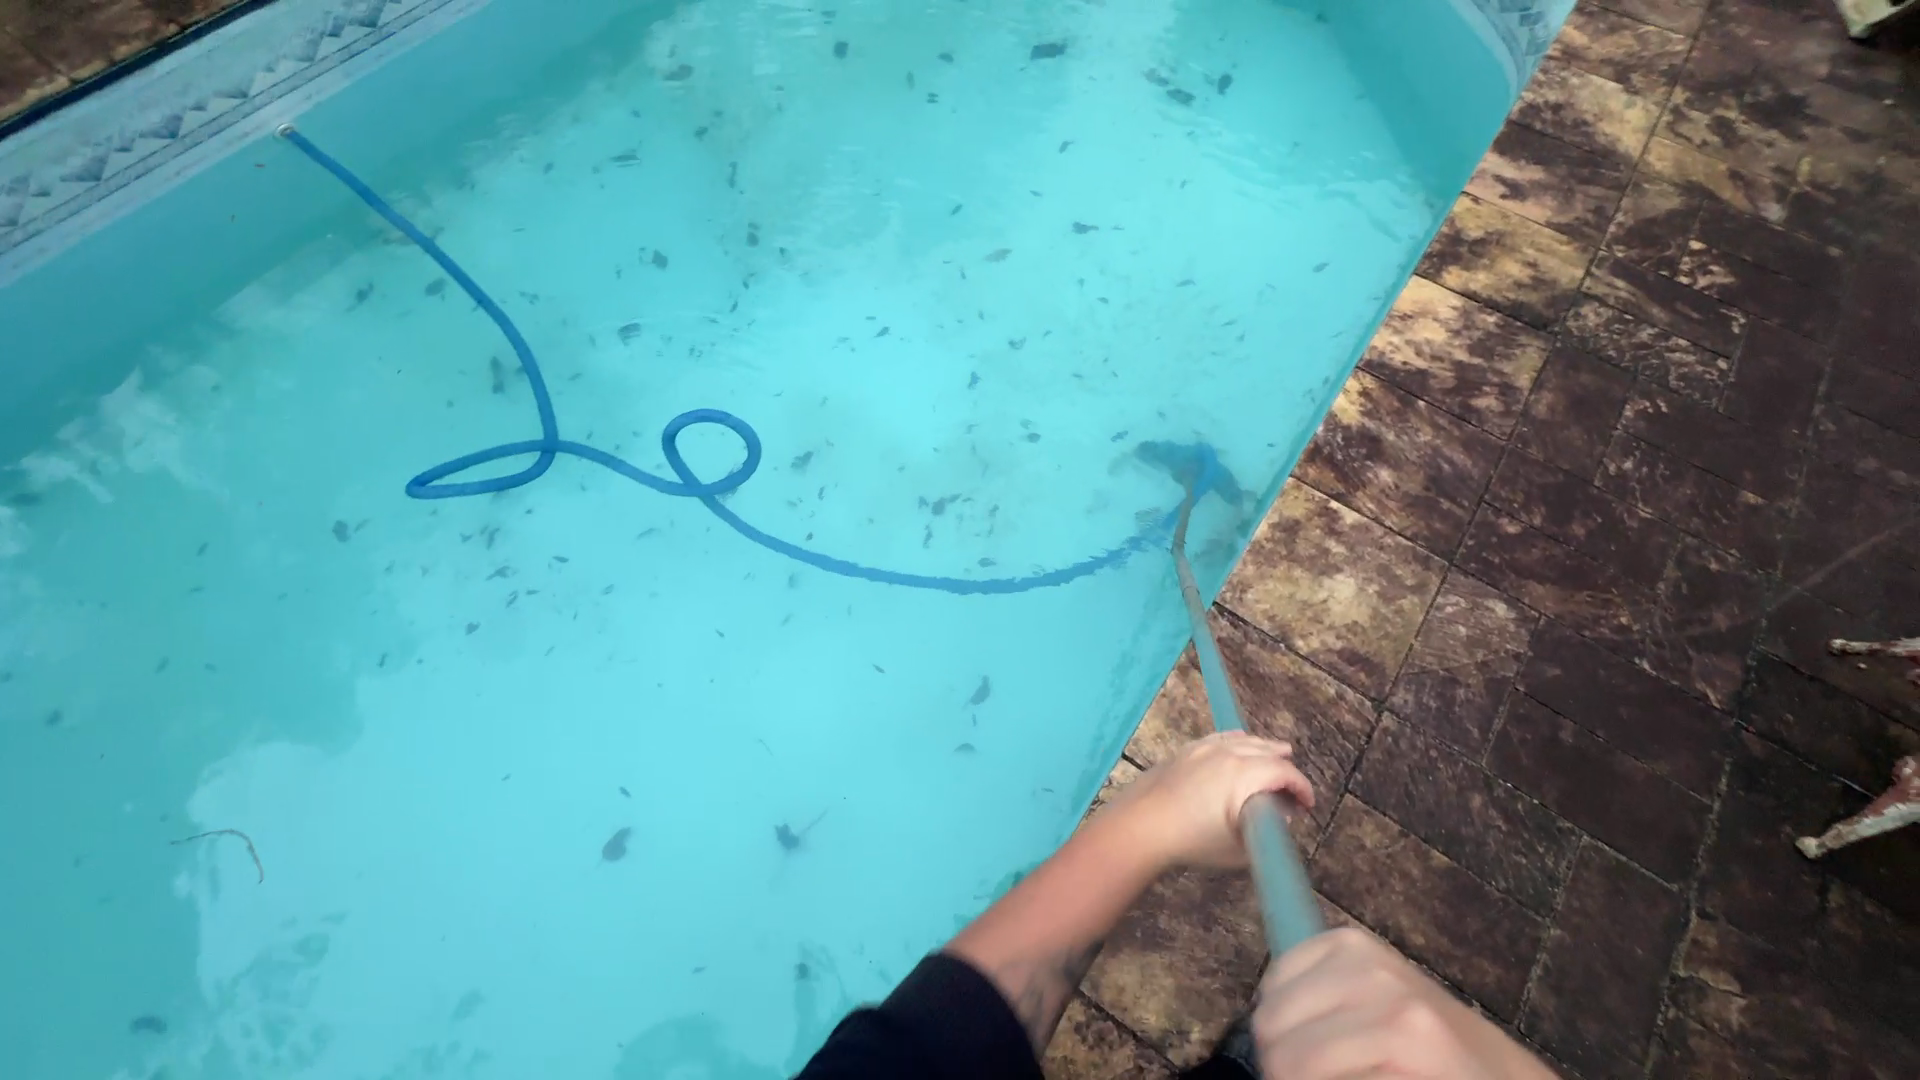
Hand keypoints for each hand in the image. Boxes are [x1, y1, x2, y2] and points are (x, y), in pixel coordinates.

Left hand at [1097, 731, 1313, 868]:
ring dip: (1263, 747)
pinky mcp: (1186, 751)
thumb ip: (1266, 831)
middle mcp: (1227, 753)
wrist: (1142, 824)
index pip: (1284, 773)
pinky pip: (1220, 738)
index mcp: (1244, 774)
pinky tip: (1240, 740)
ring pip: (1243, 741)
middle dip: (1284, 766)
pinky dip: (1237, 740)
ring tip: (1279, 750)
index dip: (1301, 788)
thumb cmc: (1193, 840)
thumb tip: (1279, 818)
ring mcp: (1204, 748)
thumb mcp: (1239, 846)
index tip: (1308, 805)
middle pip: (1265, 751)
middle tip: (1294, 784)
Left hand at [1255, 928, 1558, 1078]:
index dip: (1276, 1036)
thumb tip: (1261, 1021)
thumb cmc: (1432, 1047)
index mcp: (1348, 946)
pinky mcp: (1412, 1053)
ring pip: (1295, 1065)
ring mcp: (1395, 1013)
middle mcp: (1369, 969)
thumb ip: (1318, 996)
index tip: (1295, 1057)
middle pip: (1273, 1031)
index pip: (1269, 993)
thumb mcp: (1372, 998)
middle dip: (1282, 1068)